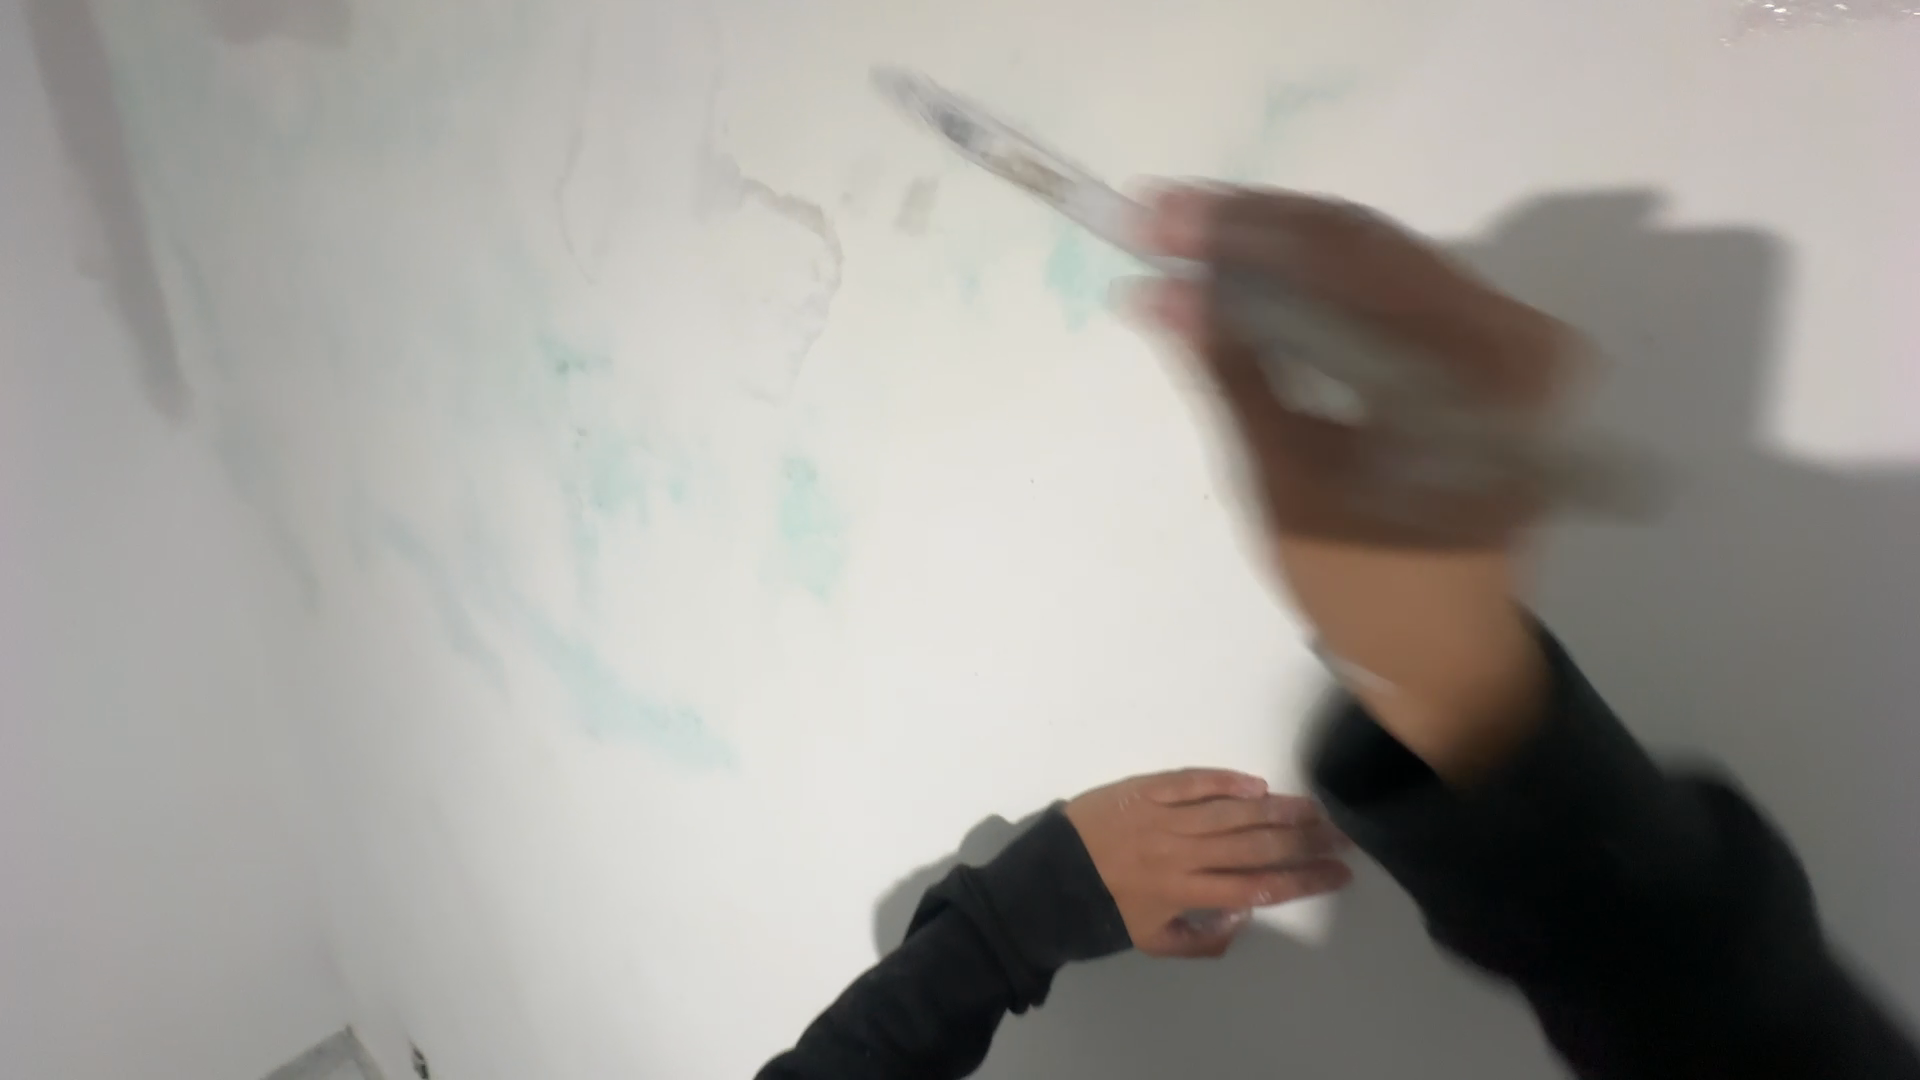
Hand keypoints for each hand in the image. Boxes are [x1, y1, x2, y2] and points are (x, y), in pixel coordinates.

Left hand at [1063, 768, 1350, 957]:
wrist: (1049, 875)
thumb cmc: (1103, 909)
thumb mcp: (1153, 942)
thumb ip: (1203, 939)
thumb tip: (1245, 912)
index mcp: (1187, 894)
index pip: (1260, 886)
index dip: (1305, 879)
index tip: (1339, 872)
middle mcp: (1183, 854)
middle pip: (1255, 845)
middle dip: (1303, 840)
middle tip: (1340, 832)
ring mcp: (1164, 818)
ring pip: (1230, 811)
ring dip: (1274, 809)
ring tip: (1310, 807)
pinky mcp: (1144, 791)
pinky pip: (1191, 782)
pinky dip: (1224, 781)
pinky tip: (1254, 784)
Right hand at [1137, 186, 1560, 777]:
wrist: (1434, 646)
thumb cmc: (1360, 585)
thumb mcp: (1283, 479)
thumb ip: (1229, 373)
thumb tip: (1155, 293)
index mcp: (1482, 371)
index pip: (1346, 263)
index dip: (1239, 233)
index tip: (1152, 216)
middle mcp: (1515, 333)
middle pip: (1362, 249)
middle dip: (1248, 233)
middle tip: (1154, 220)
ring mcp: (1503, 340)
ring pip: (1368, 267)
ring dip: (1272, 255)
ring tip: (1183, 244)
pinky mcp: (1477, 356)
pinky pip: (1379, 301)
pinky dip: (1306, 292)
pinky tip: (1244, 283)